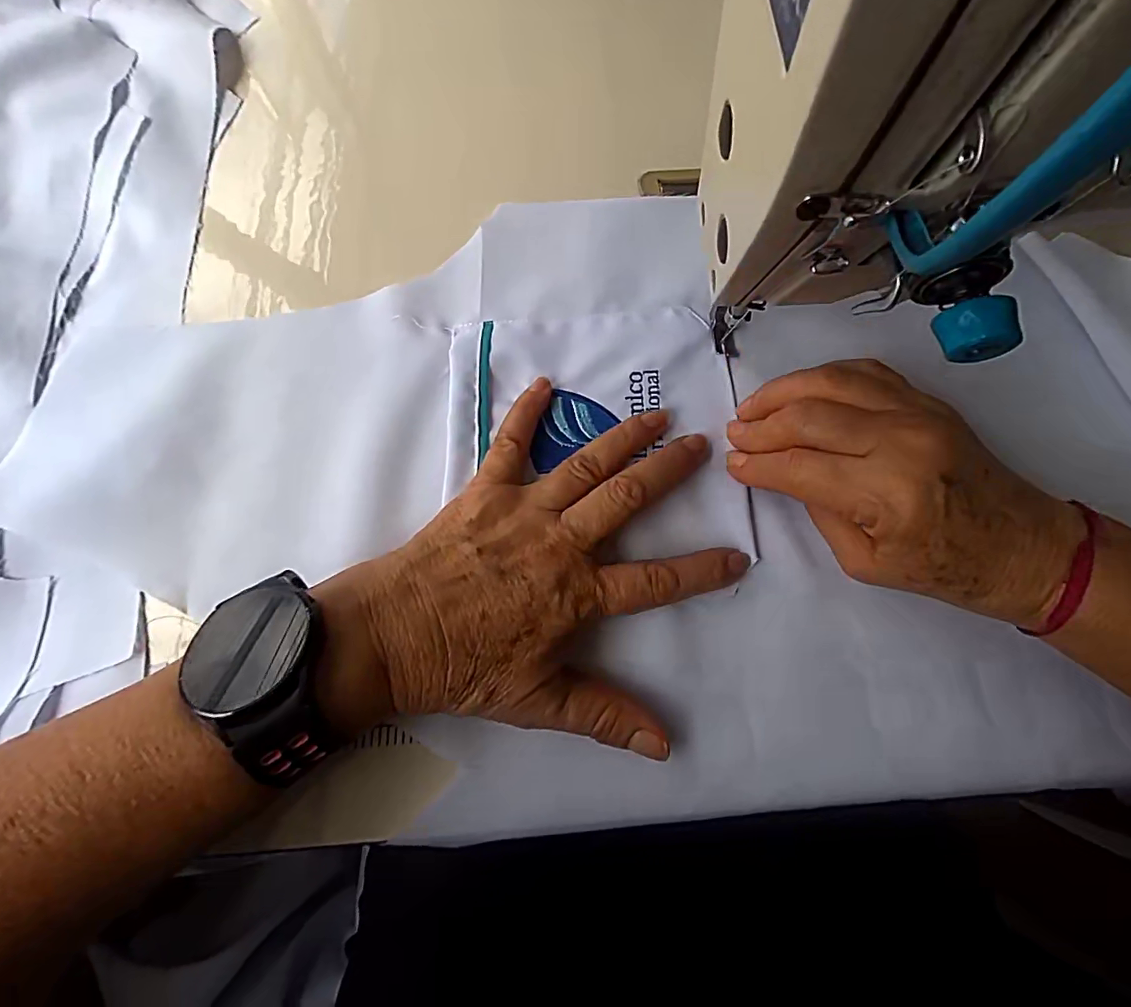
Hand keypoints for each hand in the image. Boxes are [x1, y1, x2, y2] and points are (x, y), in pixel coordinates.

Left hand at [311, 377, 749, 759]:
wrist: (393, 634)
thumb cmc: (462, 668)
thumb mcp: (537, 701)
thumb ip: (602, 715)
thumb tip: (664, 745)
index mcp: (577, 594)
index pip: (656, 582)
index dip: (700, 571)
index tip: (737, 556)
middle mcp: (559, 543)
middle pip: (627, 500)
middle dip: (668, 471)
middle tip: (701, 445)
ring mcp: (521, 511)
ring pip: (584, 466)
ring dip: (622, 439)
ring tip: (655, 416)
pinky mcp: (483, 492)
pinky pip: (508, 445)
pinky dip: (525, 413)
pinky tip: (545, 385)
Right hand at [723, 359, 1084, 626]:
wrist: (1023, 546)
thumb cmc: (943, 566)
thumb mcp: (864, 561)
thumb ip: (819, 512)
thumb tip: (784, 473)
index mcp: (886, 494)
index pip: (798, 466)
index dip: (756, 464)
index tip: (734, 463)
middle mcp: (903, 444)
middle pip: (808, 417)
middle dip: (761, 425)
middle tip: (736, 434)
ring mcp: (919, 415)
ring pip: (832, 382)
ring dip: (783, 391)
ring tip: (755, 406)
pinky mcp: (929, 403)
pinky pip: (864, 372)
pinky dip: (823, 376)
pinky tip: (800, 391)